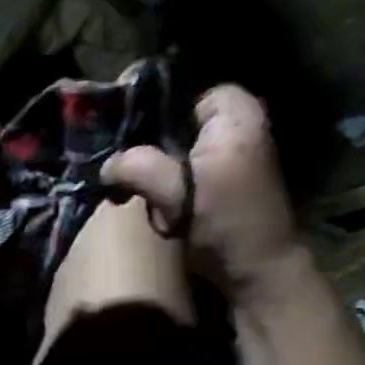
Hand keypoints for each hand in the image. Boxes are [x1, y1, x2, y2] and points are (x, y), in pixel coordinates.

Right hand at [102, 85, 303, 297]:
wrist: (258, 270)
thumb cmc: (226, 225)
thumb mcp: (178, 194)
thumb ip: (139, 168)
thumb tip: (106, 165)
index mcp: (235, 116)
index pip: (181, 94)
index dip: (155, 116)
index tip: (130, 143)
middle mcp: (239, 125)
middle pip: (177, 123)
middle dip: (152, 149)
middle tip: (130, 172)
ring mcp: (233, 155)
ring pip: (177, 150)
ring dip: (158, 173)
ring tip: (147, 196)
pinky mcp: (225, 181)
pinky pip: (186, 171)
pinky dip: (170, 186)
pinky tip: (163, 208)